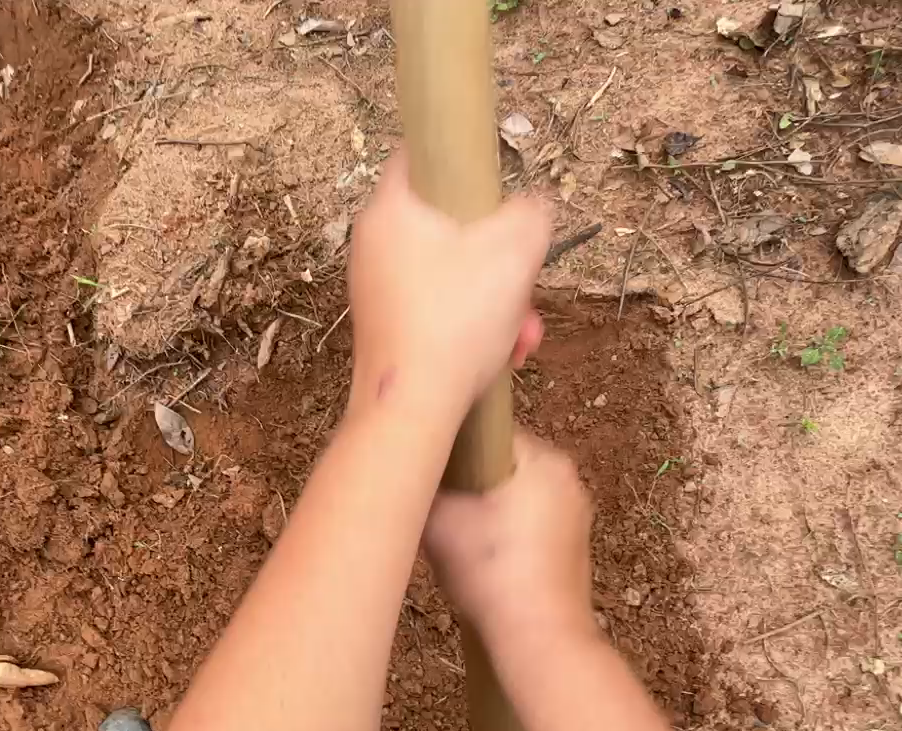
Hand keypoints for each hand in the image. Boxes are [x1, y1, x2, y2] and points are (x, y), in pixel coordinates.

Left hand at [347, 154, 550, 422]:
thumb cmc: (454, 321)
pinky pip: (436, 310)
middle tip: (524, 281)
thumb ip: (531, 210)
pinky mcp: (383, 329)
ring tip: (520, 334)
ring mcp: (373, 291)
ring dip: (494, 300)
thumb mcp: (517, 246)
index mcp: (389, 209)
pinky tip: (500, 354)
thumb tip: (527, 211)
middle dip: (498, 256)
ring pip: (450, 274)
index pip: (420, 152)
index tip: (493, 180)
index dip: (461, 157)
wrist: (409, 408)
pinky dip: (470, 326)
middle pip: (446, 225)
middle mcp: (370, 247)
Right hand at [424, 429, 597, 653]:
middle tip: (434, 507)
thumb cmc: (491, 572)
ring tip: (453, 537)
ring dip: (483, 509)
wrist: (538, 636)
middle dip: (466, 483)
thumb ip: (422, 486)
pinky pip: (527, 521)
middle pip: (499, 464)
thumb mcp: (439, 522)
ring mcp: (575, 513)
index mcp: (542, 460)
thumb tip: (406, 474)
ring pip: (512, 495)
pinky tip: (480, 559)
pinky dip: (502, 532)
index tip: (426, 471)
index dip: (450, 450)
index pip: (485, 432)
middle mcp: (567, 478)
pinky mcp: (572, 545)